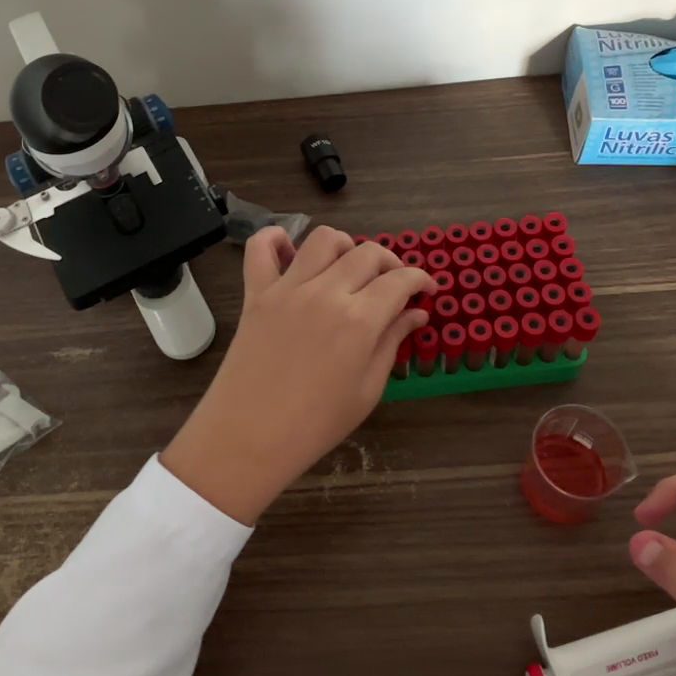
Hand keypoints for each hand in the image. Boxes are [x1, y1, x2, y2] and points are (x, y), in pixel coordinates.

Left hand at [161, 226, 432, 524]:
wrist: (249, 437)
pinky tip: (290, 251)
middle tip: (393, 284)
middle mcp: (326, 293)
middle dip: (390, 262)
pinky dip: (275, 239)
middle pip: (367, 252)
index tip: (426, 290)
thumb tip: (416, 314)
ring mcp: (287, 288)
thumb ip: (392, 343)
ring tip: (348, 268)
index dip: (420, 279)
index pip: (399, 280)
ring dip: (345, 245)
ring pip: (323, 239)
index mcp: (359, 320)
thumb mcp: (367, 390)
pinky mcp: (256, 293)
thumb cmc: (315, 424)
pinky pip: (260, 248)